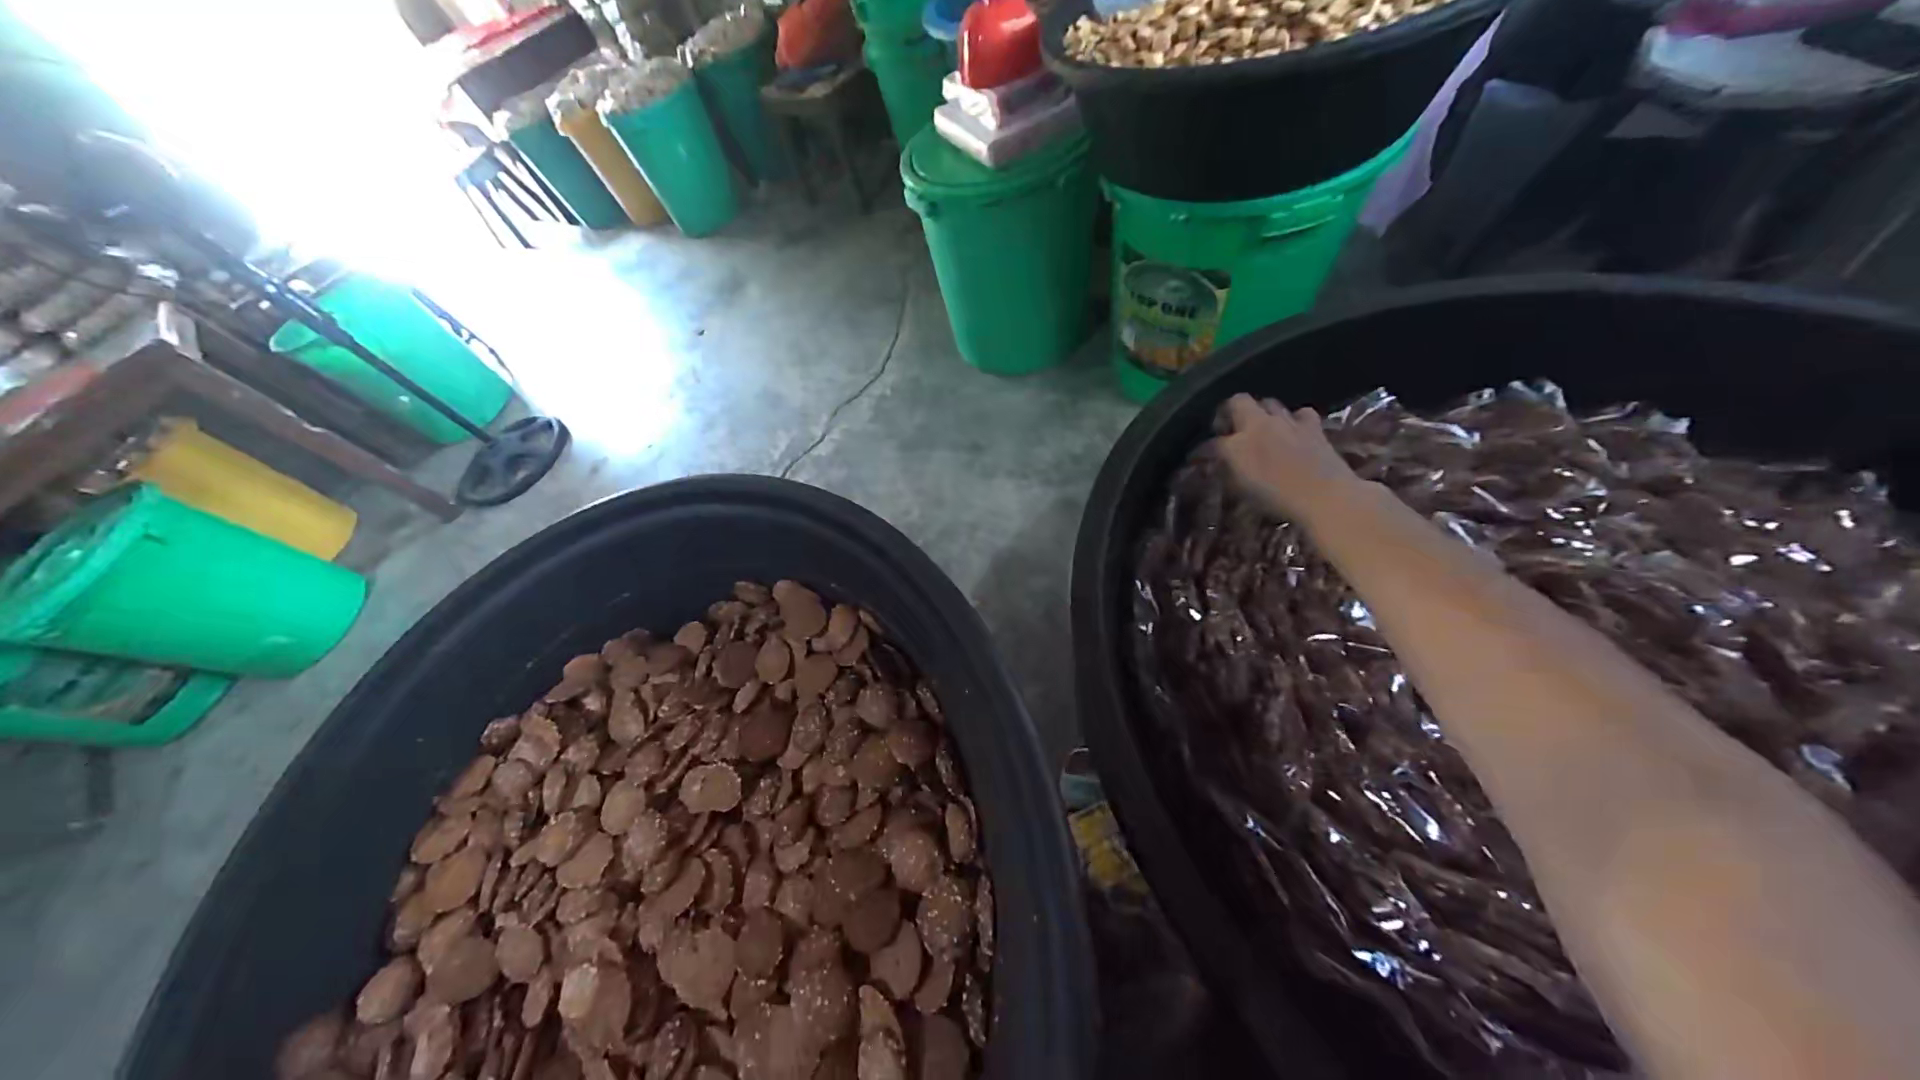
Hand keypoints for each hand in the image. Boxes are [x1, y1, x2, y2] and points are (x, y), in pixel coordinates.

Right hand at [1215, 393, 1361, 521]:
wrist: (1324, 495)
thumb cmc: (1277, 500)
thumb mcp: (1243, 490)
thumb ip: (1229, 472)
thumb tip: (1221, 464)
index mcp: (1235, 445)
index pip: (1212, 442)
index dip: (1206, 449)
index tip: (1205, 457)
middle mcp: (1257, 425)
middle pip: (1237, 401)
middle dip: (1230, 411)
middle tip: (1231, 428)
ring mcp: (1286, 421)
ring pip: (1268, 402)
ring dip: (1261, 412)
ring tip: (1262, 428)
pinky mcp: (1311, 425)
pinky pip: (1300, 413)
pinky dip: (1295, 419)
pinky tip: (1294, 431)